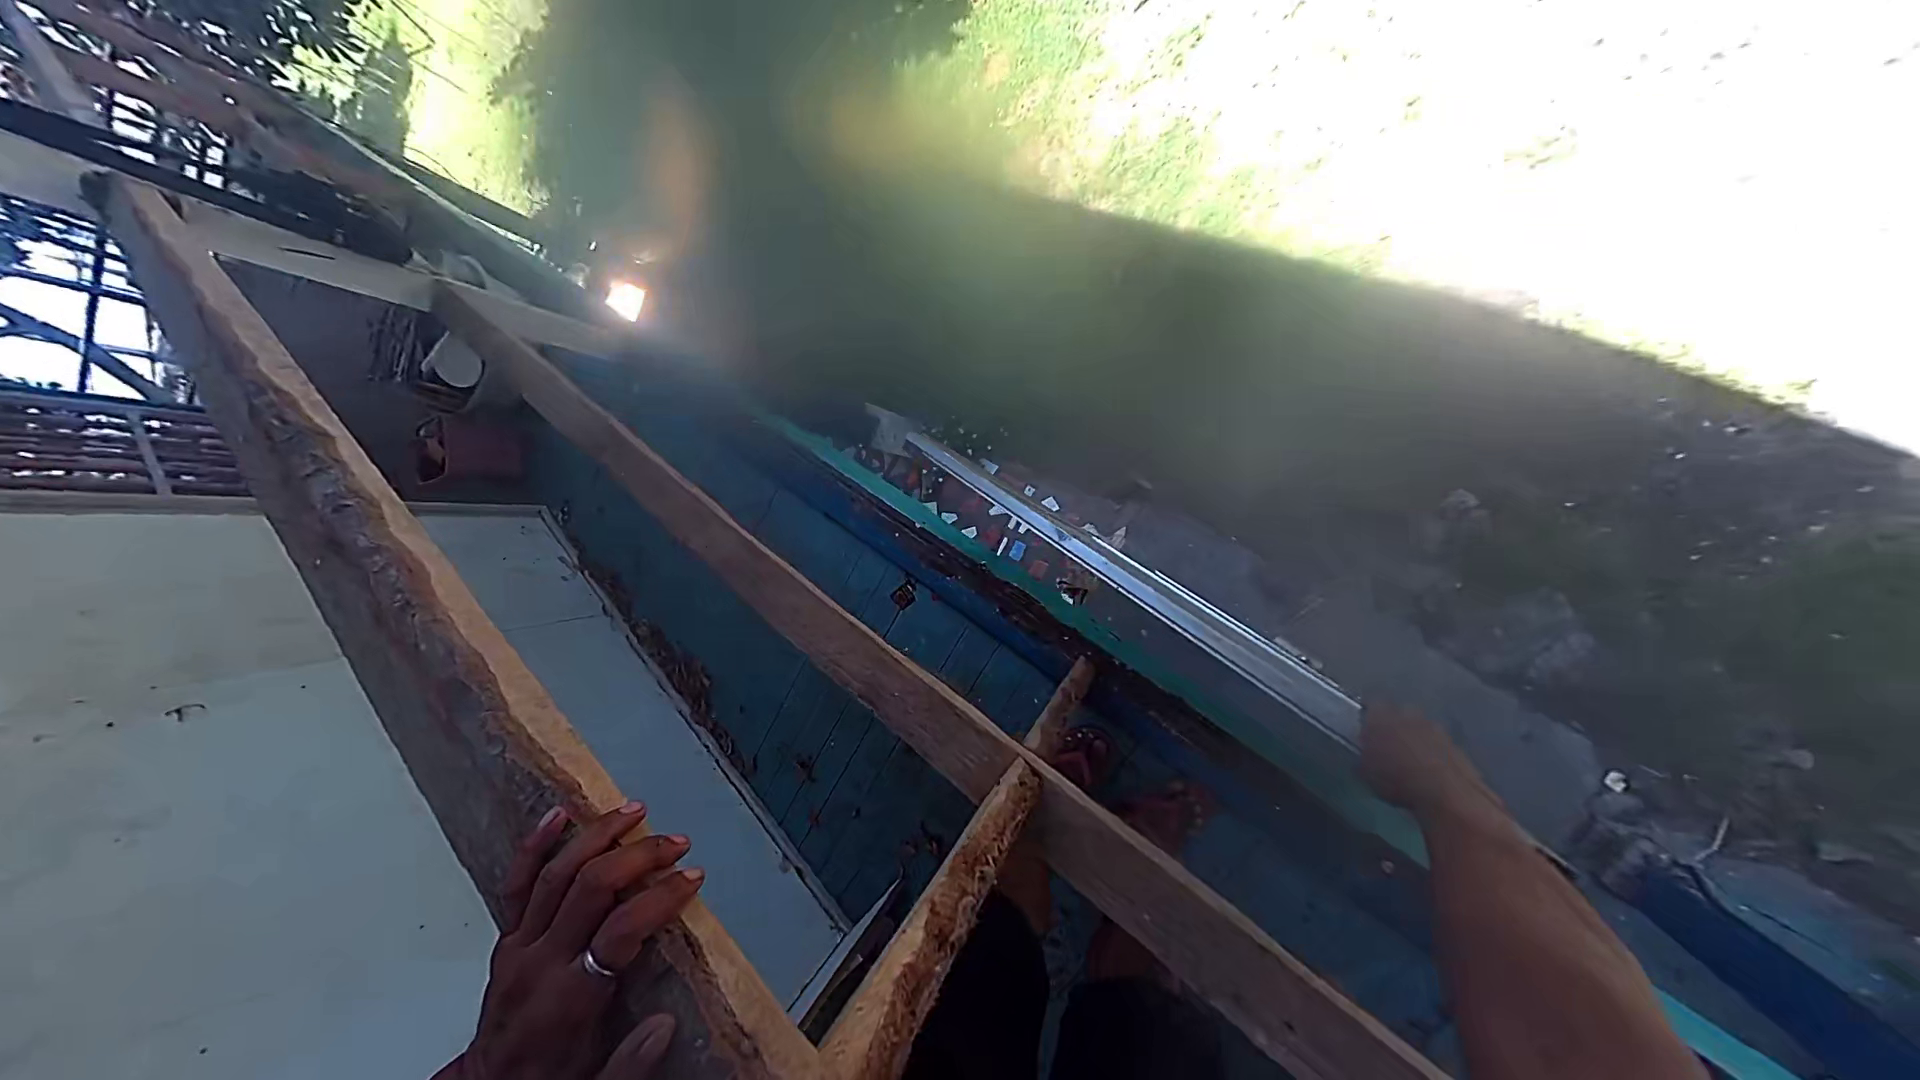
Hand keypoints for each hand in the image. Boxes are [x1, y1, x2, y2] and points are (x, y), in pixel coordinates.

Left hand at [442, 802, 705, 1079]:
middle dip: (640, 857)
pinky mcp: (505, 939)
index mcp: (568, 1000)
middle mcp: (540, 963)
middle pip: (591, 888)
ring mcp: (517, 946)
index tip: (694, 879)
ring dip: (600, 836)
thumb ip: (628, 1065)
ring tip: (636, 811)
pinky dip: (536, 845)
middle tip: (678, 844)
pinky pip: (516, 884)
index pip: (620, 930)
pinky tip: (559, 814)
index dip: (661, 898)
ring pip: (557, 874)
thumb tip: (665, 1023)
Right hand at [1358, 702, 1502, 822]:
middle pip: (1399, 712)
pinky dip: (1434, 751)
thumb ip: (1363, 753)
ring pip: (1421, 727)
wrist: (1448, 795)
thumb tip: (1364, 750)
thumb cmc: (1396, 781)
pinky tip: (1430, 769)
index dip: (1368, 715)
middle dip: (1394, 723)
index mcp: (1380, 716)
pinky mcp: (1457, 745)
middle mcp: (1408, 715)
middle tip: (1388, 742)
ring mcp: (1436, 728)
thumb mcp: (1365, 771)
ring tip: (1411, 758)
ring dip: (1416, 737)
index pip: (1370, 703)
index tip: (1364, 727)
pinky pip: (1439, 743)